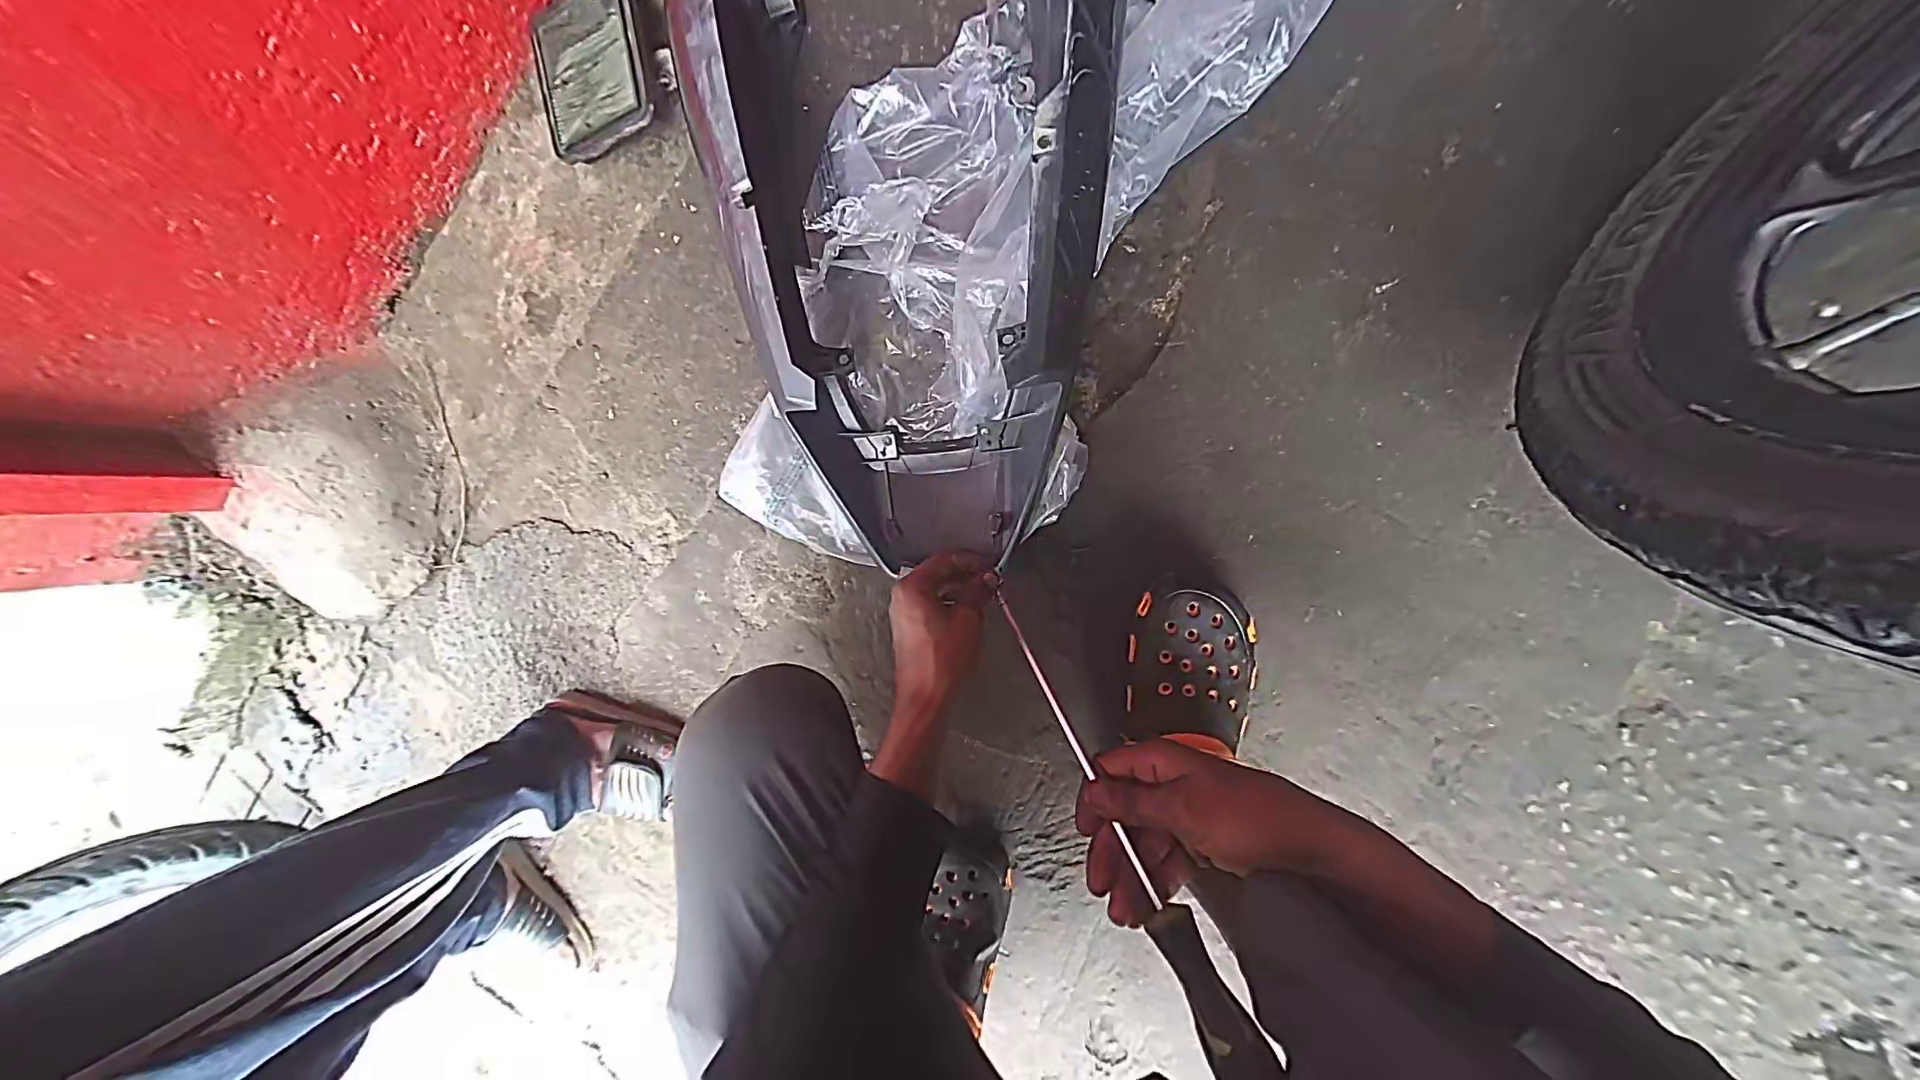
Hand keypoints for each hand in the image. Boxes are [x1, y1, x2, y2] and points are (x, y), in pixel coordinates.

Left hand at [888, 550, 997, 722]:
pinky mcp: (910, 629)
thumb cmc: (939, 664)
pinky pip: (931, 605)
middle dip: (965, 573)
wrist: (926, 696)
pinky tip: (968, 611)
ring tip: (982, 594)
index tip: (986, 565)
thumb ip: (978, 592)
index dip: (970, 559)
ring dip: (959, 588)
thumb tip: (985, 580)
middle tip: (987, 577)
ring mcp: (903, 613)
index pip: (944, 559)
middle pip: (937, 572)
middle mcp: (902, 597)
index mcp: (912, 588)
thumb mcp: (968, 619)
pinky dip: (950, 603)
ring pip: (935, 589)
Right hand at [1075, 738, 1357, 925]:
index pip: (1110, 771)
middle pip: (1123, 812)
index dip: (1094, 800)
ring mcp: (1186, 812)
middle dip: (1110, 849)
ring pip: (1143, 841)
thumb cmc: (1256, 816)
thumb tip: (1096, 791)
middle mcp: (1171, 783)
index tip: (1085, 829)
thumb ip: (1132, 801)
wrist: (1309, 852)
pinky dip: (1155, 880)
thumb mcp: (1182, 808)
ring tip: (1125, 907)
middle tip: (1101, 880)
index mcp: (1163, 761)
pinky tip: (1148, 903)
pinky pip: (1166, 858)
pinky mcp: (1200, 840)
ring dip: (1131, 875)